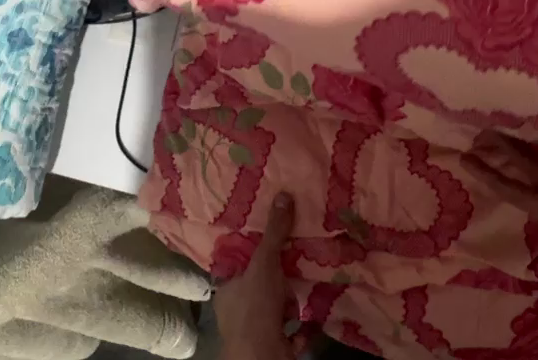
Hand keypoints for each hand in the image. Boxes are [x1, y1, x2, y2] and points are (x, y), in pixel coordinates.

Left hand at [214, 192, 302, 359]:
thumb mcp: (264, 262)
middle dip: (279, 280)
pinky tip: (312, 319)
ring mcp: (255, 333)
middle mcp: (237, 312)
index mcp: (226, 290)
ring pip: (277, 310)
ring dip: (292, 303)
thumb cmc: (255, 306)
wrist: (263, 357)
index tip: (273, 243)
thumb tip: (283, 193)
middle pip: (261, 288)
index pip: (238, 267)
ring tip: (304, 288)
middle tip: (296, 263)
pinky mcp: (274, 348)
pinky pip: (292, 333)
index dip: (255, 255)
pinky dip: (302, 328)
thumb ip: (274, 232)